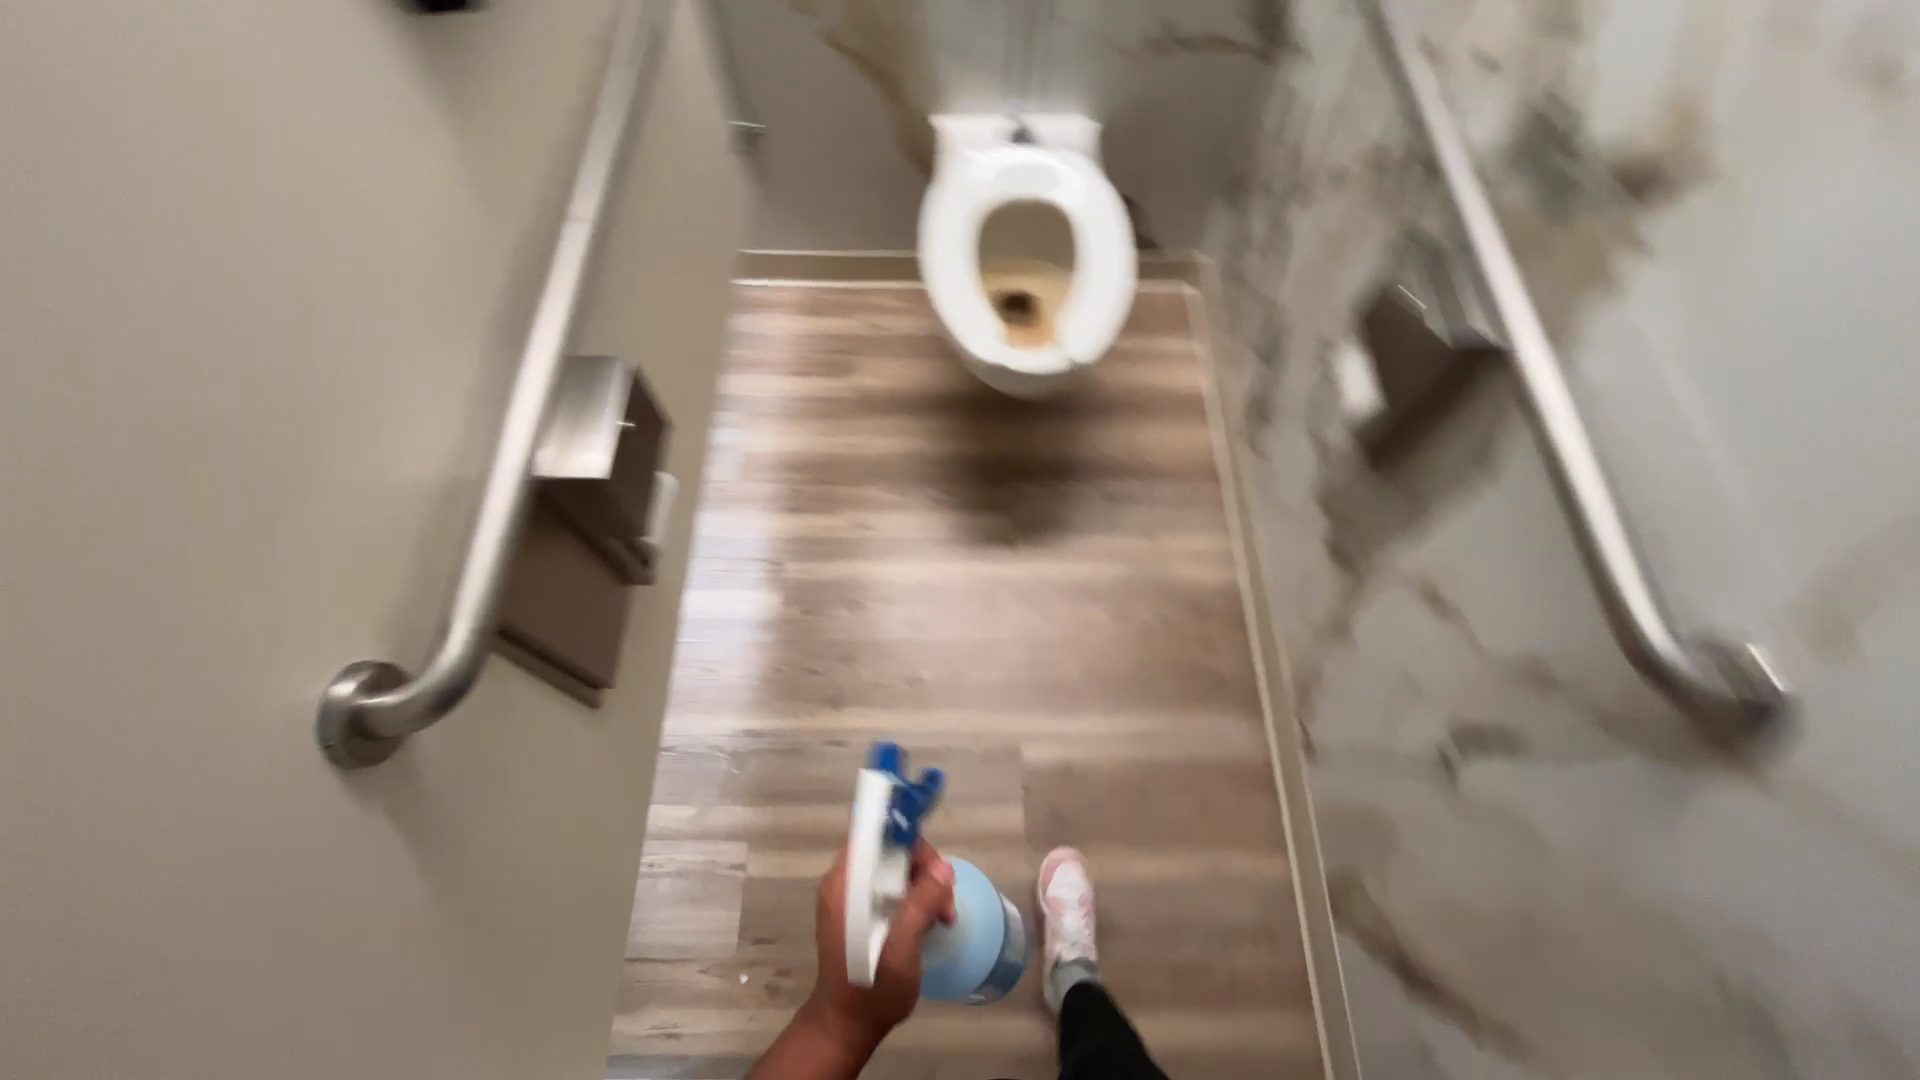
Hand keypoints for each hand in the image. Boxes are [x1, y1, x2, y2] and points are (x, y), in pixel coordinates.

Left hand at [802, 842, 956, 1050]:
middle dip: (923, 870)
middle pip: (890, 850)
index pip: (876, 835)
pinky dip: (913, 899)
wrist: (847, 1027)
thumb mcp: (901, 949)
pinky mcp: (859, 912)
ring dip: (923, 887)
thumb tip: (944, 868)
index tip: (935, 866)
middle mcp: (844, 882)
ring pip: (894, 869)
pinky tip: (928, 923)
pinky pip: (890, 888)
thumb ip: (920, 904)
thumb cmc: (871, 990)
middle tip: (945, 904)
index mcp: (845, 883)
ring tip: (942, 919)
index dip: (908, 840)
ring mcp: (850, 897)